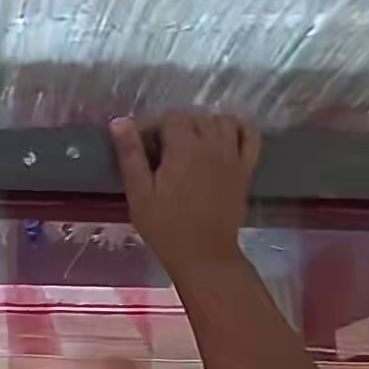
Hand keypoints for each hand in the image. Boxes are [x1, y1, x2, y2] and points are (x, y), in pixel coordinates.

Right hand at [110, 111, 260, 270]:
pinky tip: (222, 135)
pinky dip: (236, 128)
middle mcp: (213, 143)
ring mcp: (233, 154)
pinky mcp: (245, 168)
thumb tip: (119, 122)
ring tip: (185, 142)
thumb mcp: (139, 193)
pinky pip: (248, 135)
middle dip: (174, 124)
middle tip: (155, 148)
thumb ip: (130, 155)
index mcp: (185, 147)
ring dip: (202, 123)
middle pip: (195, 116)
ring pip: (221, 121)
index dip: (151, 126)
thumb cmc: (164, 226)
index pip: (169, 118)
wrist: (202, 252)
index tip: (138, 144)